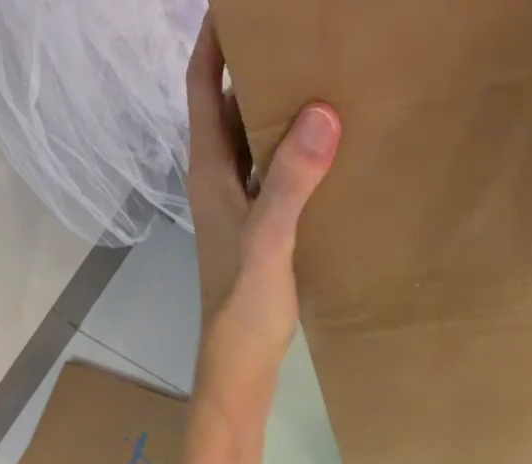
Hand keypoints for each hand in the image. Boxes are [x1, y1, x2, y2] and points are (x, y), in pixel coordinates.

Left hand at [185, 18, 339, 381]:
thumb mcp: (269, 239)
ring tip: (321, 79)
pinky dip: (297, 154)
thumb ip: (291, 181)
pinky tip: (330, 152)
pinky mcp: (262, 228)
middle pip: (230, 105)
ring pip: (255, 141)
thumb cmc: (244, 304)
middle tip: (301, 40)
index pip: (202, 85)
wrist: (241, 361)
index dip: (214, 40)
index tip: (241, 7)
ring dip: (279, 110)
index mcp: (210, 170)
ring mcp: (240, 204)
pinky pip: (277, 174)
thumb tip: (322, 113)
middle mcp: (220, 178)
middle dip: (257, 65)